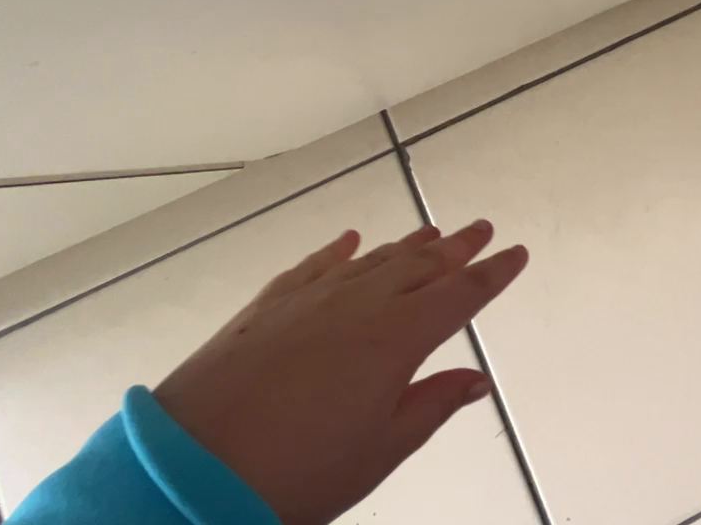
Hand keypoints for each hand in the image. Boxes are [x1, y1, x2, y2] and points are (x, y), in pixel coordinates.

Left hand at [153, 222, 528, 524]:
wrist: (183, 471)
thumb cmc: (297, 473)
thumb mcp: (378, 451)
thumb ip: (431, 405)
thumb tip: (477, 380)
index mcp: (401, 336)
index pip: (463, 293)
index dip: (495, 272)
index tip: (518, 252)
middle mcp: (365, 301)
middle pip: (425, 264)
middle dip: (459, 246)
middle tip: (482, 227)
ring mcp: (315, 296)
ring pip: (376, 258)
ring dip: (408, 244)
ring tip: (432, 232)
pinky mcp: (269, 304)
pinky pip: (314, 265)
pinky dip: (336, 250)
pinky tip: (349, 239)